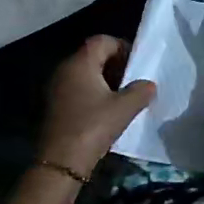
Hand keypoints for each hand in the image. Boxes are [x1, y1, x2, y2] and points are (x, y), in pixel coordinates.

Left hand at [36, 36, 155, 176]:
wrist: (61, 163)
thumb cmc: (93, 127)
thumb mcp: (124, 108)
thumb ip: (141, 90)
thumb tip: (148, 84)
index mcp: (79, 64)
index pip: (102, 41)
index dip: (122, 46)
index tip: (137, 64)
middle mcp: (64, 70)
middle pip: (93, 55)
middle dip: (116, 64)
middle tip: (134, 80)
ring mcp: (57, 88)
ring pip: (86, 73)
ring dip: (106, 80)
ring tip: (124, 97)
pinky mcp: (55, 105)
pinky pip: (78, 88)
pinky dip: (94, 92)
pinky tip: (108, 110)